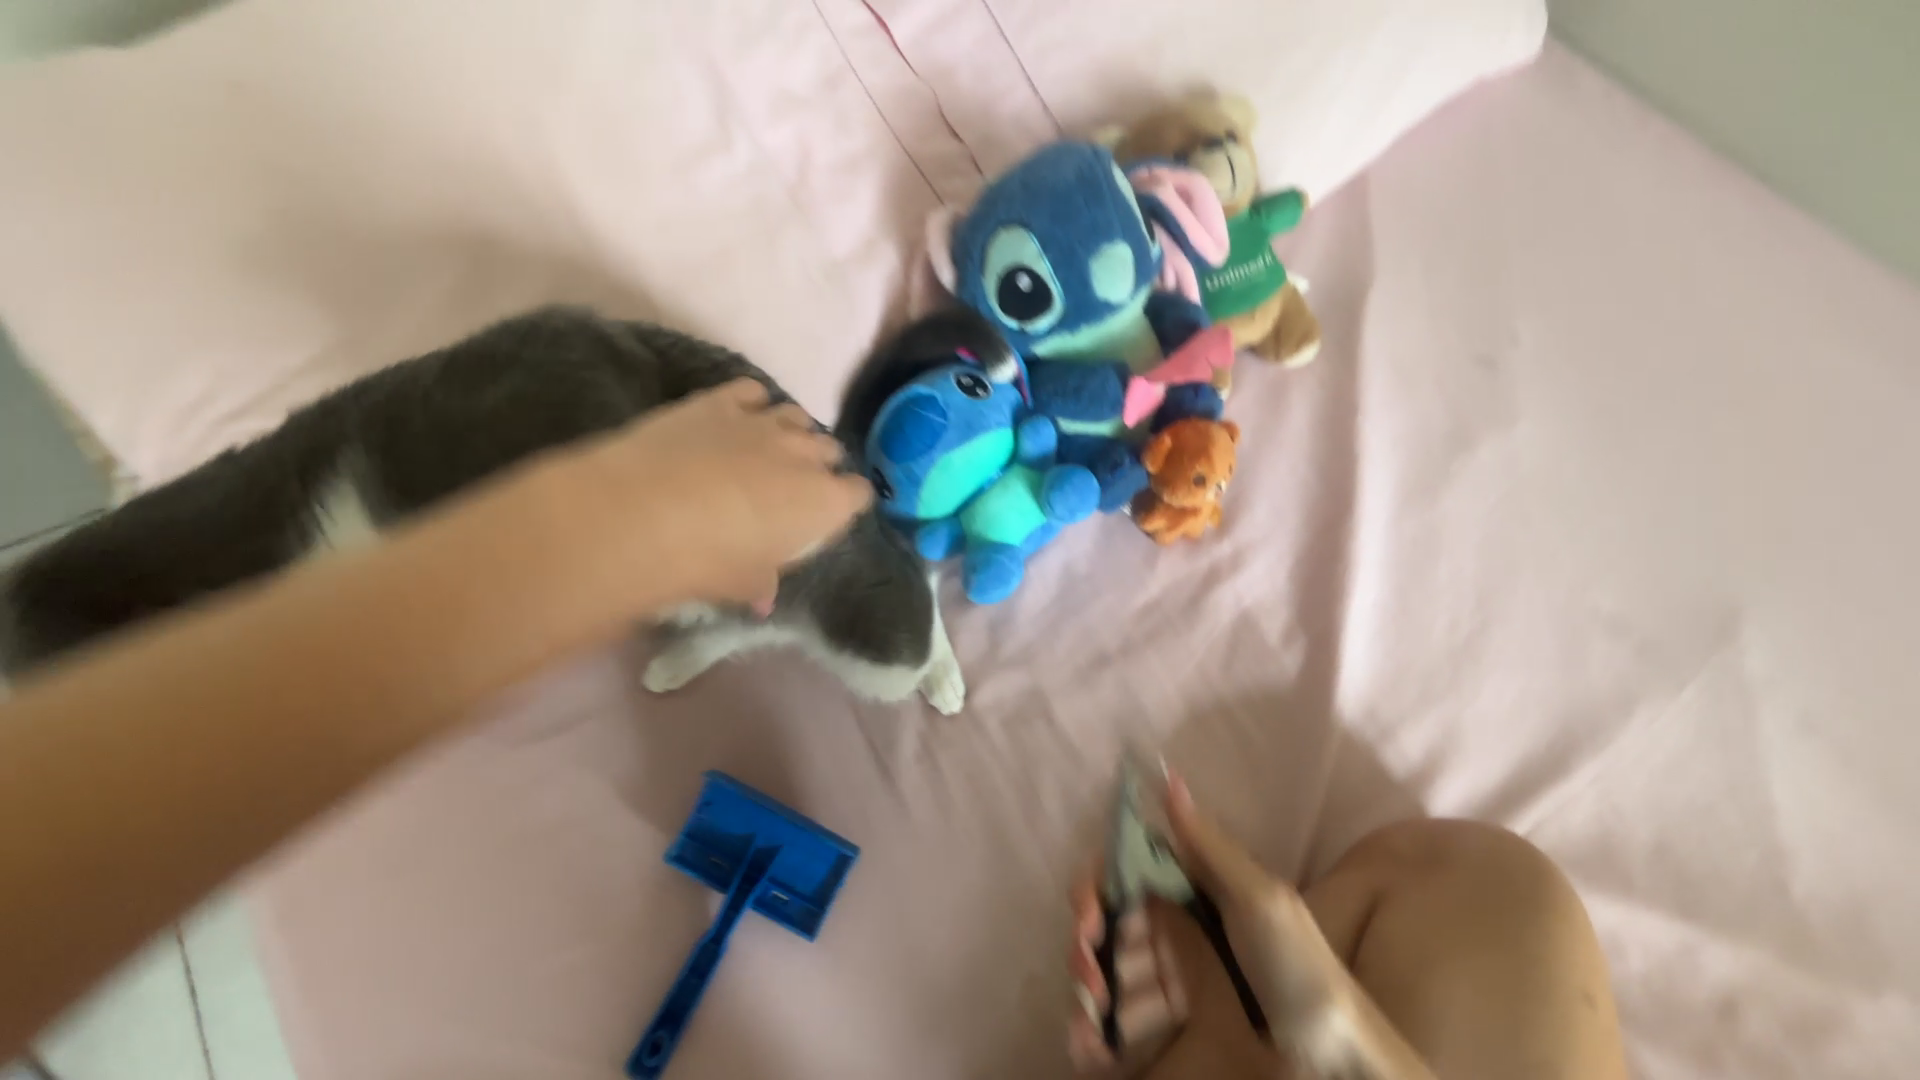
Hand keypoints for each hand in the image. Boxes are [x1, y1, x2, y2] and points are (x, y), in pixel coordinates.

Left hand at [548, 379, 871, 616]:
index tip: (826, 517)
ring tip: (769, 450)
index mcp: (825, 503)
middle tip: (793, 487)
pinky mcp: (722, 401)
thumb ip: (761, 583)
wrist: (645, 512)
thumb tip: (762, 598)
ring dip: (790, 432)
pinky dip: (751, 404)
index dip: (844, 505)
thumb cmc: (709, 559)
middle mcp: (805, 455)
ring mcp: (764, 422)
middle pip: (830, 450)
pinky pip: (752, 393)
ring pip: (796, 416)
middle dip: (818, 465)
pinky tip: (736, 421)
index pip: (857, 496)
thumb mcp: (741, 583)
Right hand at [1066, 771, 1361, 1079]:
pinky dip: (1093, 1026)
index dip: (1096, 884)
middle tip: (1087, 965)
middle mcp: (1175, 929)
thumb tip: (1170, 777)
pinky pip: (1116, 1018)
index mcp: (1193, 892)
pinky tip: (1089, 1036)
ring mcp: (1169, 979)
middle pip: (1107, 919)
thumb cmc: (1298, 969)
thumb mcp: (1259, 898)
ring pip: (1104, 966)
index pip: (1125, 871)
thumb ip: (1209, 843)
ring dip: (1085, 981)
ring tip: (1093, 1008)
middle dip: (1084, 937)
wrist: (1333, 1060)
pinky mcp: (1168, 1026)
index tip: (1086, 910)